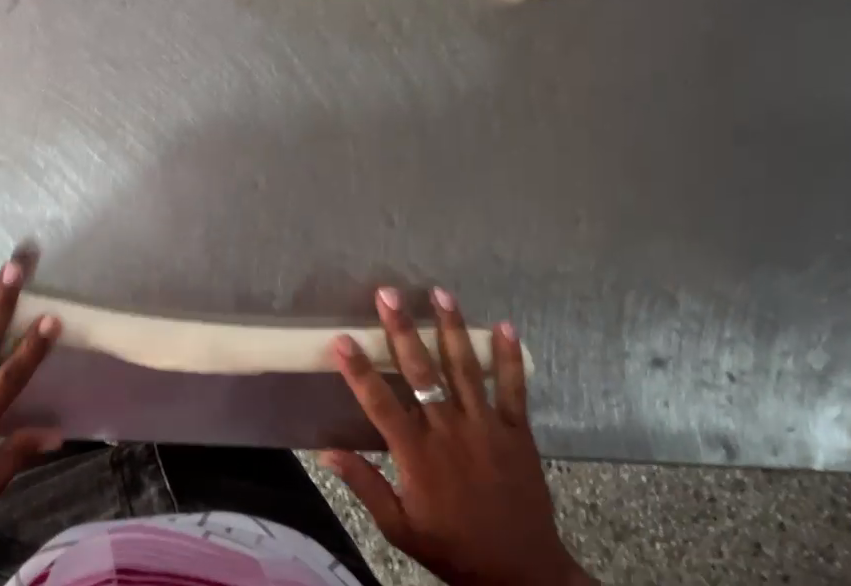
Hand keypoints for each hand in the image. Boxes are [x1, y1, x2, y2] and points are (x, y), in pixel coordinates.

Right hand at [321, 288, 591, 585]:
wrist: (524, 574)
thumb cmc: (453, 548)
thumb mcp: (399, 527)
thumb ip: (365, 485)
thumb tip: (326, 452)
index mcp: (417, 455)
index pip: (380, 402)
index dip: (358, 369)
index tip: (341, 338)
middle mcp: (450, 432)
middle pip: (422, 372)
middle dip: (402, 330)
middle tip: (388, 293)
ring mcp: (487, 429)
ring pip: (465, 369)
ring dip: (451, 328)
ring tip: (440, 292)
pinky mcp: (518, 433)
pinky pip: (513, 389)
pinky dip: (509, 358)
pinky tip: (505, 326)